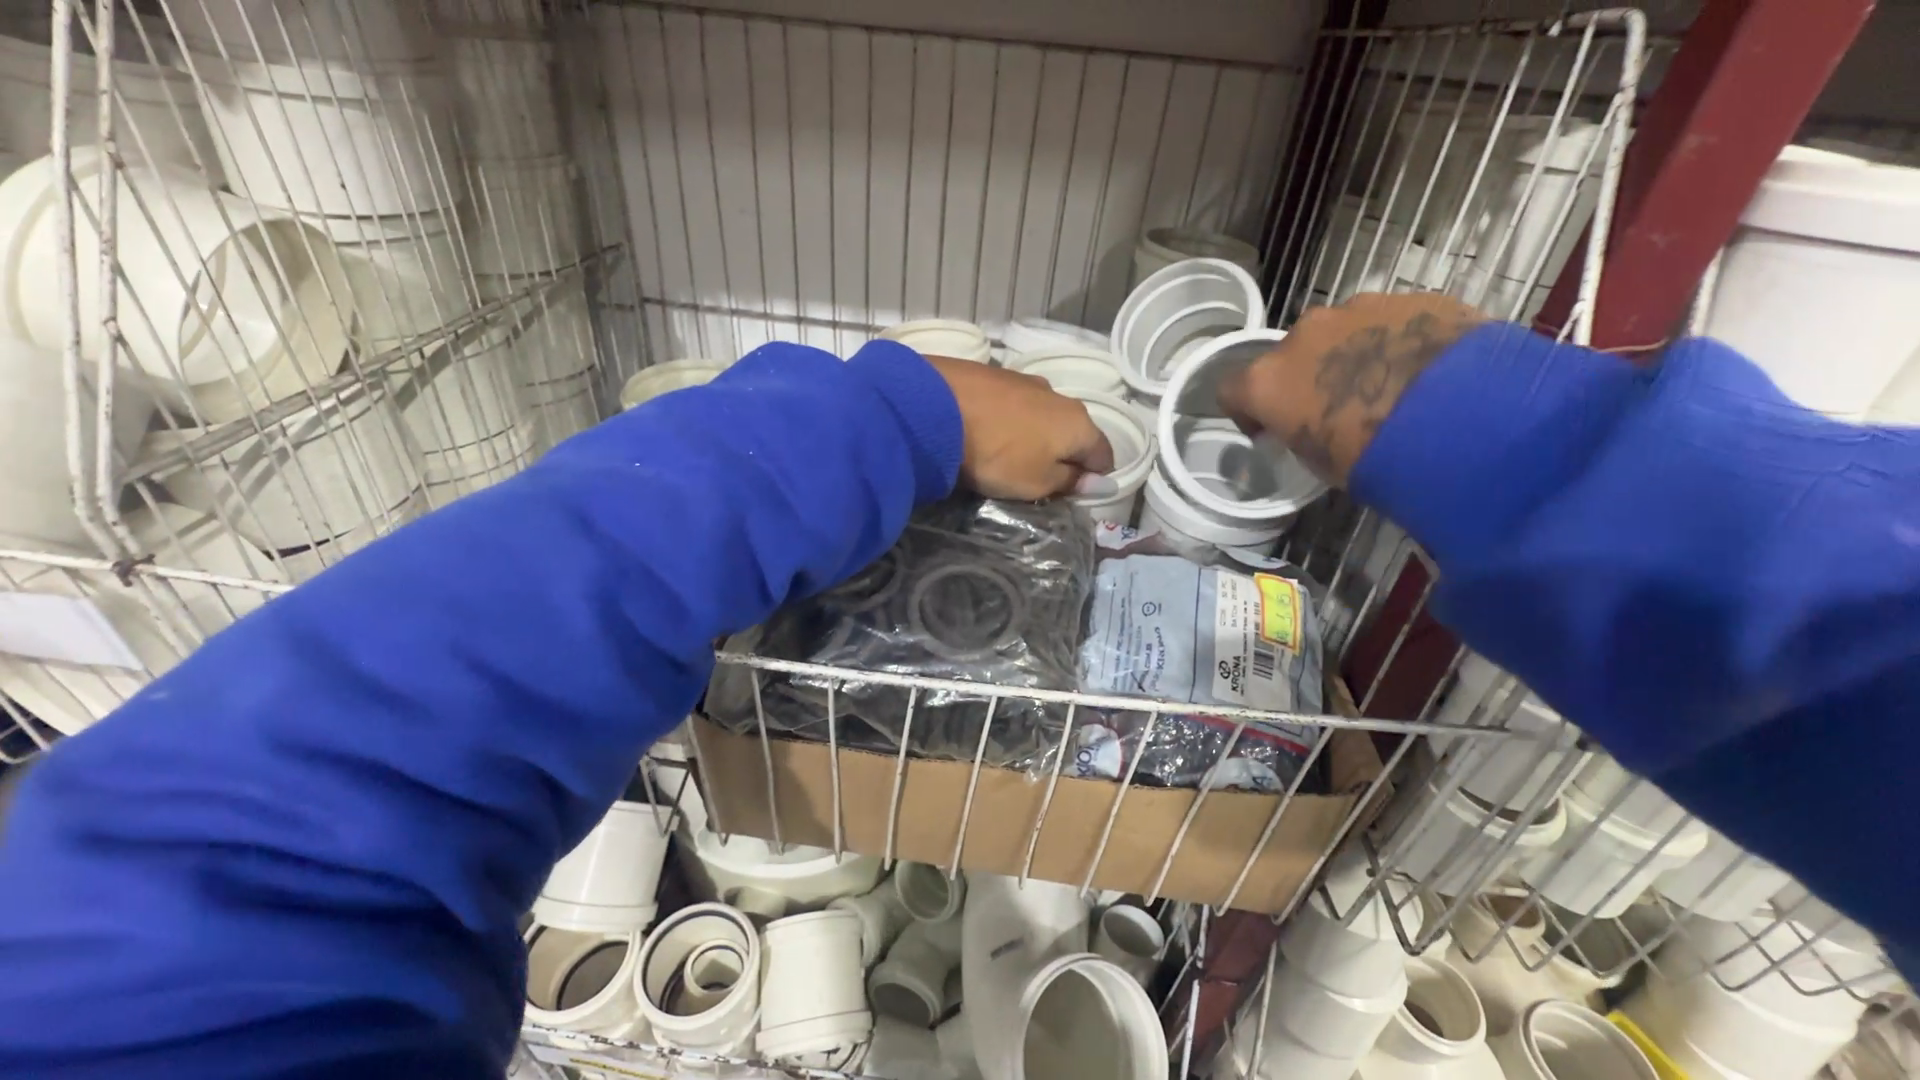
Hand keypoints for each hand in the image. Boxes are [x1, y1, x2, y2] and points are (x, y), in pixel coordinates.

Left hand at [924, 355, 1114, 499]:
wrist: (939, 406)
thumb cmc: (998, 454)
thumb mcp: (1037, 483)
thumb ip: (1069, 482)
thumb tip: (1100, 483)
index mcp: (1079, 424)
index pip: (1104, 456)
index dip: (1094, 479)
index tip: (1070, 495)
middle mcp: (1060, 397)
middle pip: (1073, 433)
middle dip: (1063, 456)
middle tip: (1037, 480)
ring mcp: (1027, 382)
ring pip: (1043, 416)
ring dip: (1035, 436)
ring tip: (1009, 456)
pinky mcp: (996, 375)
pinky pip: (1014, 405)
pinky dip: (1010, 421)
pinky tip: (989, 433)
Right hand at [1215, 293, 1484, 485]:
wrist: (1462, 417)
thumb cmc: (1375, 455)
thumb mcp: (1323, 463)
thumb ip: (1304, 435)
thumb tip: (1312, 425)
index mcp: (1269, 380)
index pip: (1232, 388)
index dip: (1247, 409)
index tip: (1268, 427)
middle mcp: (1304, 335)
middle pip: (1291, 354)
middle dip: (1307, 376)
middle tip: (1339, 408)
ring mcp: (1358, 308)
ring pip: (1343, 331)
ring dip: (1354, 354)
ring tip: (1390, 386)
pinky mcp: (1411, 297)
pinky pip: (1393, 321)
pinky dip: (1399, 341)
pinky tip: (1427, 371)